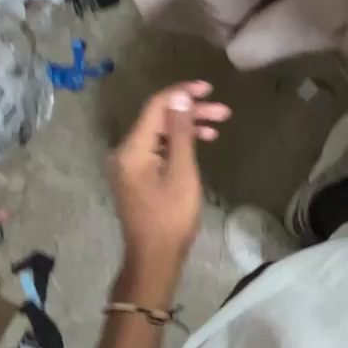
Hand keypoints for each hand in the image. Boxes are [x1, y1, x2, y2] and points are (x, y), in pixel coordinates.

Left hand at [105, 81, 230, 307]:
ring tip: (219, 124)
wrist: (155, 259)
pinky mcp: (137, 174)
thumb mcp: (182, 171)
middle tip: (223, 111)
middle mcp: (125, 151)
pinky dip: (179, 142)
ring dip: (188, 126)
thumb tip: (180, 96)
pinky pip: (158, 147)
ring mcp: (129, 164)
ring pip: (161, 132)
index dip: (182, 93)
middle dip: (191, 112)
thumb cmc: (171, 216)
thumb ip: (181, 131)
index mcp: (132, 149)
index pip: (156, 106)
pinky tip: (201, 141)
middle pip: (159, 118)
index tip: (208, 88)